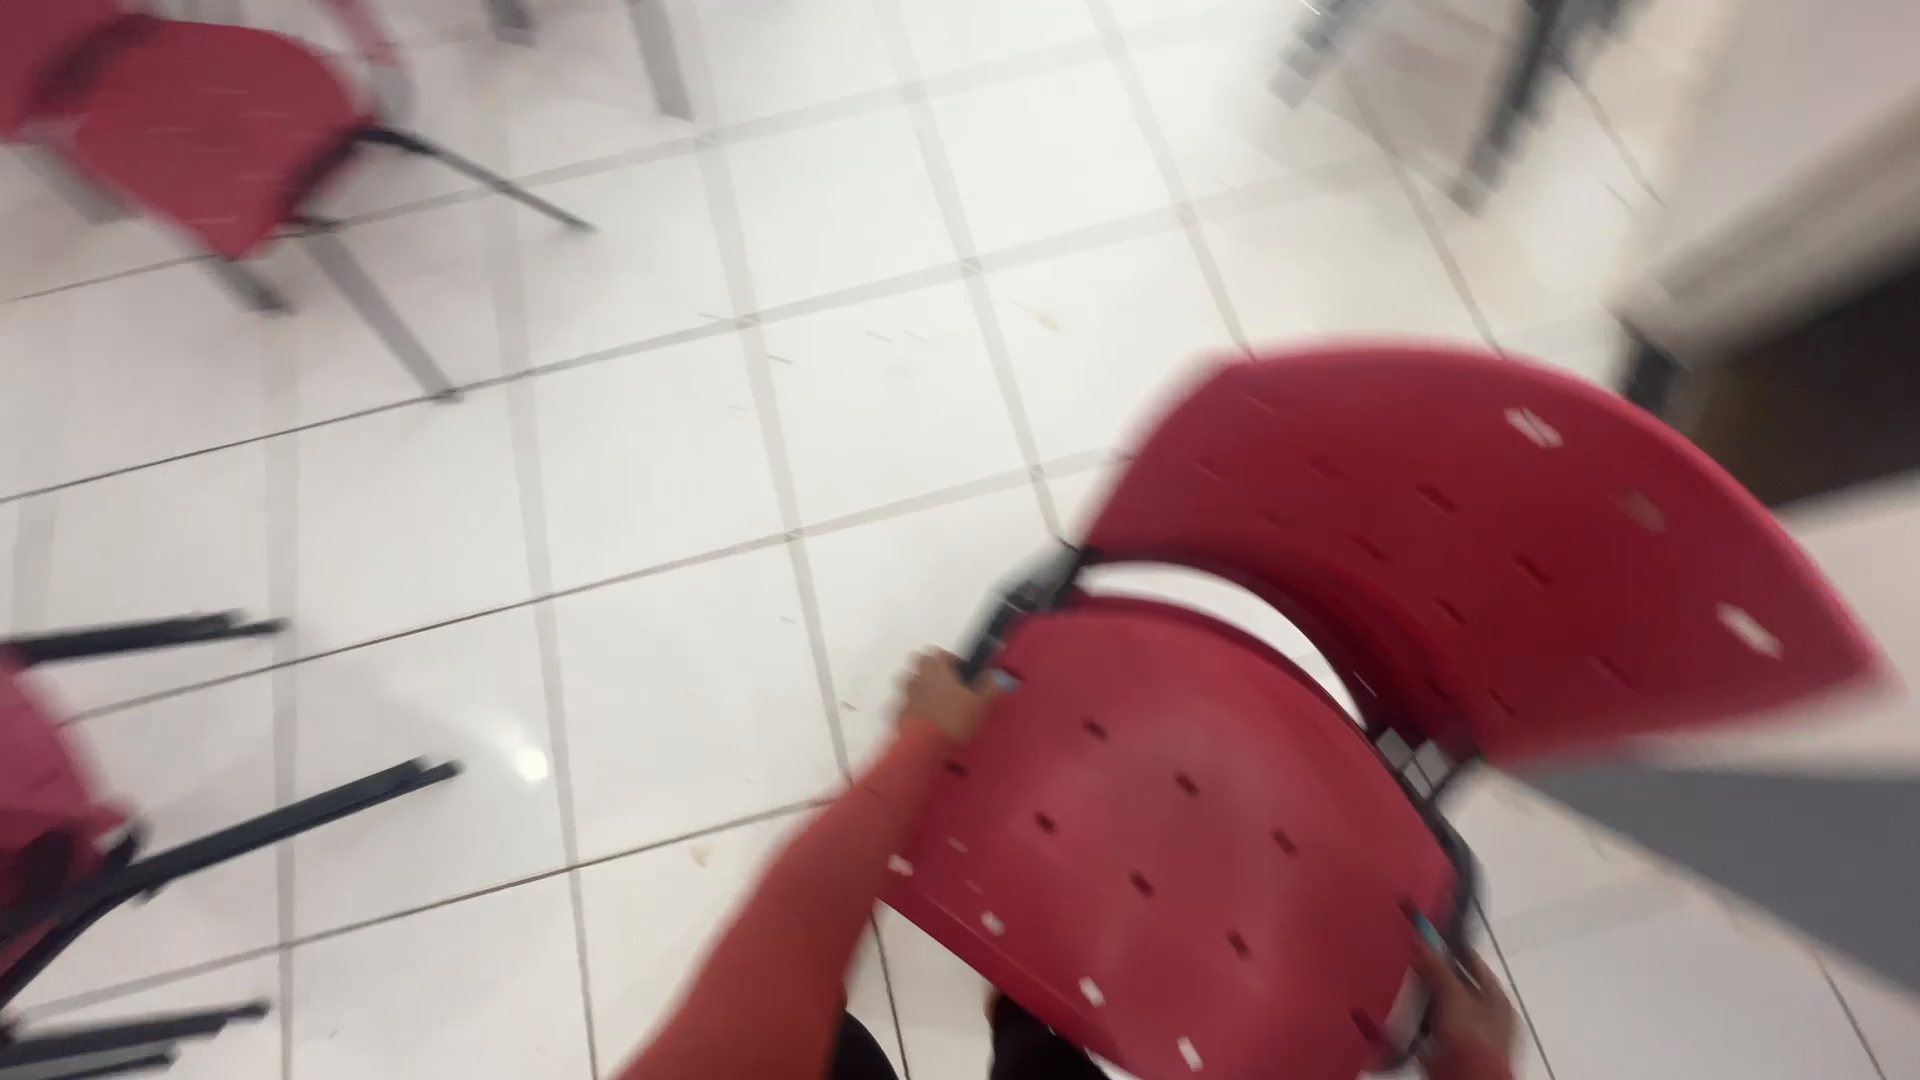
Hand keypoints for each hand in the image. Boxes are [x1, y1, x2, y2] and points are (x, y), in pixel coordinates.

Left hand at [896, 649, 1006, 744]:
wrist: (926, 747)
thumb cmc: (955, 720)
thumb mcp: (981, 704)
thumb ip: (989, 687)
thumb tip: (995, 676)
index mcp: (938, 670)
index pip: (938, 652)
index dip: (948, 658)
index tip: (959, 670)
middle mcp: (918, 678)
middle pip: (916, 662)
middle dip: (927, 669)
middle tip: (943, 683)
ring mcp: (905, 696)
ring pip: (905, 682)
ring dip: (916, 688)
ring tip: (930, 701)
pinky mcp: (896, 715)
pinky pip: (900, 706)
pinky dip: (907, 710)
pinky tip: (918, 720)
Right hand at [1413, 938, 1516, 1079]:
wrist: (1467, 1078)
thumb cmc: (1470, 1034)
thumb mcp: (1453, 995)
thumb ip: (1437, 965)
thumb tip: (1420, 936)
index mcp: (1499, 1000)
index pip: (1475, 964)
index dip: (1454, 947)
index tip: (1431, 933)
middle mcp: (1489, 1013)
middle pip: (1458, 981)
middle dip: (1435, 967)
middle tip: (1413, 952)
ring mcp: (1472, 1030)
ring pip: (1444, 999)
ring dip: (1426, 988)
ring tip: (1405, 973)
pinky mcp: (1454, 1043)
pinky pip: (1434, 1017)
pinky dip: (1422, 1009)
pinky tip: (1407, 1000)